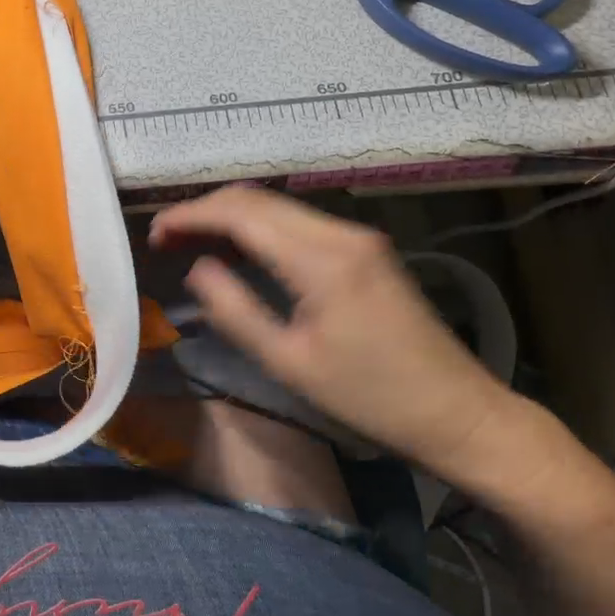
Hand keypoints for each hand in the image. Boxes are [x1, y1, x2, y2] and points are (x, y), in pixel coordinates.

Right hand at [149, 186, 519, 474]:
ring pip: (274, 205)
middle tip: (163, 240)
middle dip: (202, 211)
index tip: (153, 235)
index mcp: (323, 261)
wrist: (461, 416)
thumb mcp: (288, 363)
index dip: (189, 216)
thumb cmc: (371, 398)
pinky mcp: (364, 250)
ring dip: (227, 216)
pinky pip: (296, 221)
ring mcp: (358, 239)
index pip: (239, 214)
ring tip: (189, 244)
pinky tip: (235, 251)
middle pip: (255, 199)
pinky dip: (255, 227)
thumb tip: (196, 267)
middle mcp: (342, 234)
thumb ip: (234, 310)